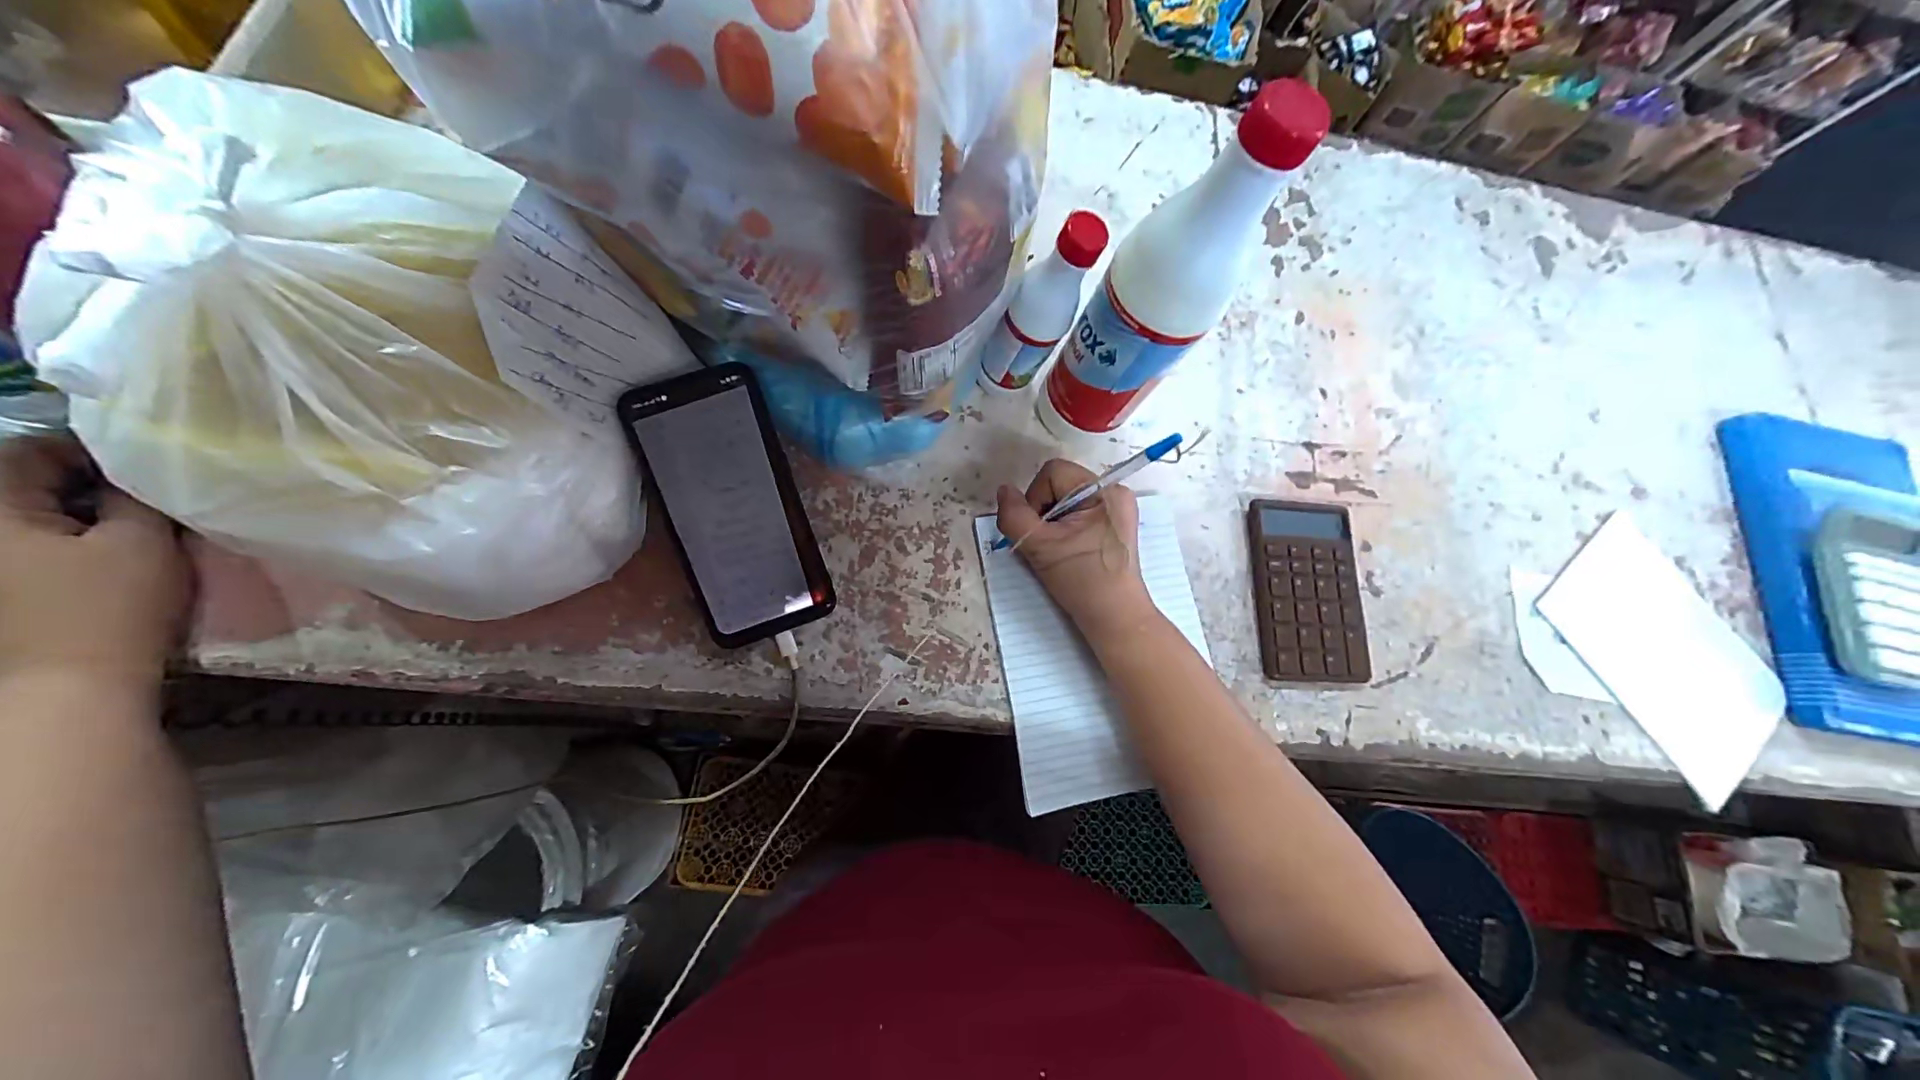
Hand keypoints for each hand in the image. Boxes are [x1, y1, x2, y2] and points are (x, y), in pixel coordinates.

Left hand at [0, 438, 190, 685]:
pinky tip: (112, 562)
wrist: (73, 690)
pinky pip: (35, 551)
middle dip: (90, 486)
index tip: (151, 464)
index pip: (34, 450)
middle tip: (151, 498)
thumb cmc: (108, 608)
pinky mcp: (3, 595)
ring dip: (84, 518)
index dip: (95, 451)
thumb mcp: (141, 544)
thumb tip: (136, 474)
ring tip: (137, 530)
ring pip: (35, 520)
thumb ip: (137, 499)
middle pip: (27, 485)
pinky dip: (74, 546)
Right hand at [995, 459, 1159, 642]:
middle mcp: (1115, 492)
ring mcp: (1117, 509)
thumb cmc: (1082, 581)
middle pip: (1060, 484)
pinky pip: (1079, 513)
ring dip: (1053, 521)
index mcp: (1104, 491)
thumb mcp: (1039, 547)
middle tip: (1048, 542)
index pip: (1052, 473)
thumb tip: (1004, 491)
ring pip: (1067, 500)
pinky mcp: (1115, 525)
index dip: (1036, 498)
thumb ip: (1014, 515)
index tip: (1040, 531)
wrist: (1114, 617)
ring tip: (1060, 549)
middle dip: (1044, 510)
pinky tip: (1070, 551)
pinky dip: (1066, 528)